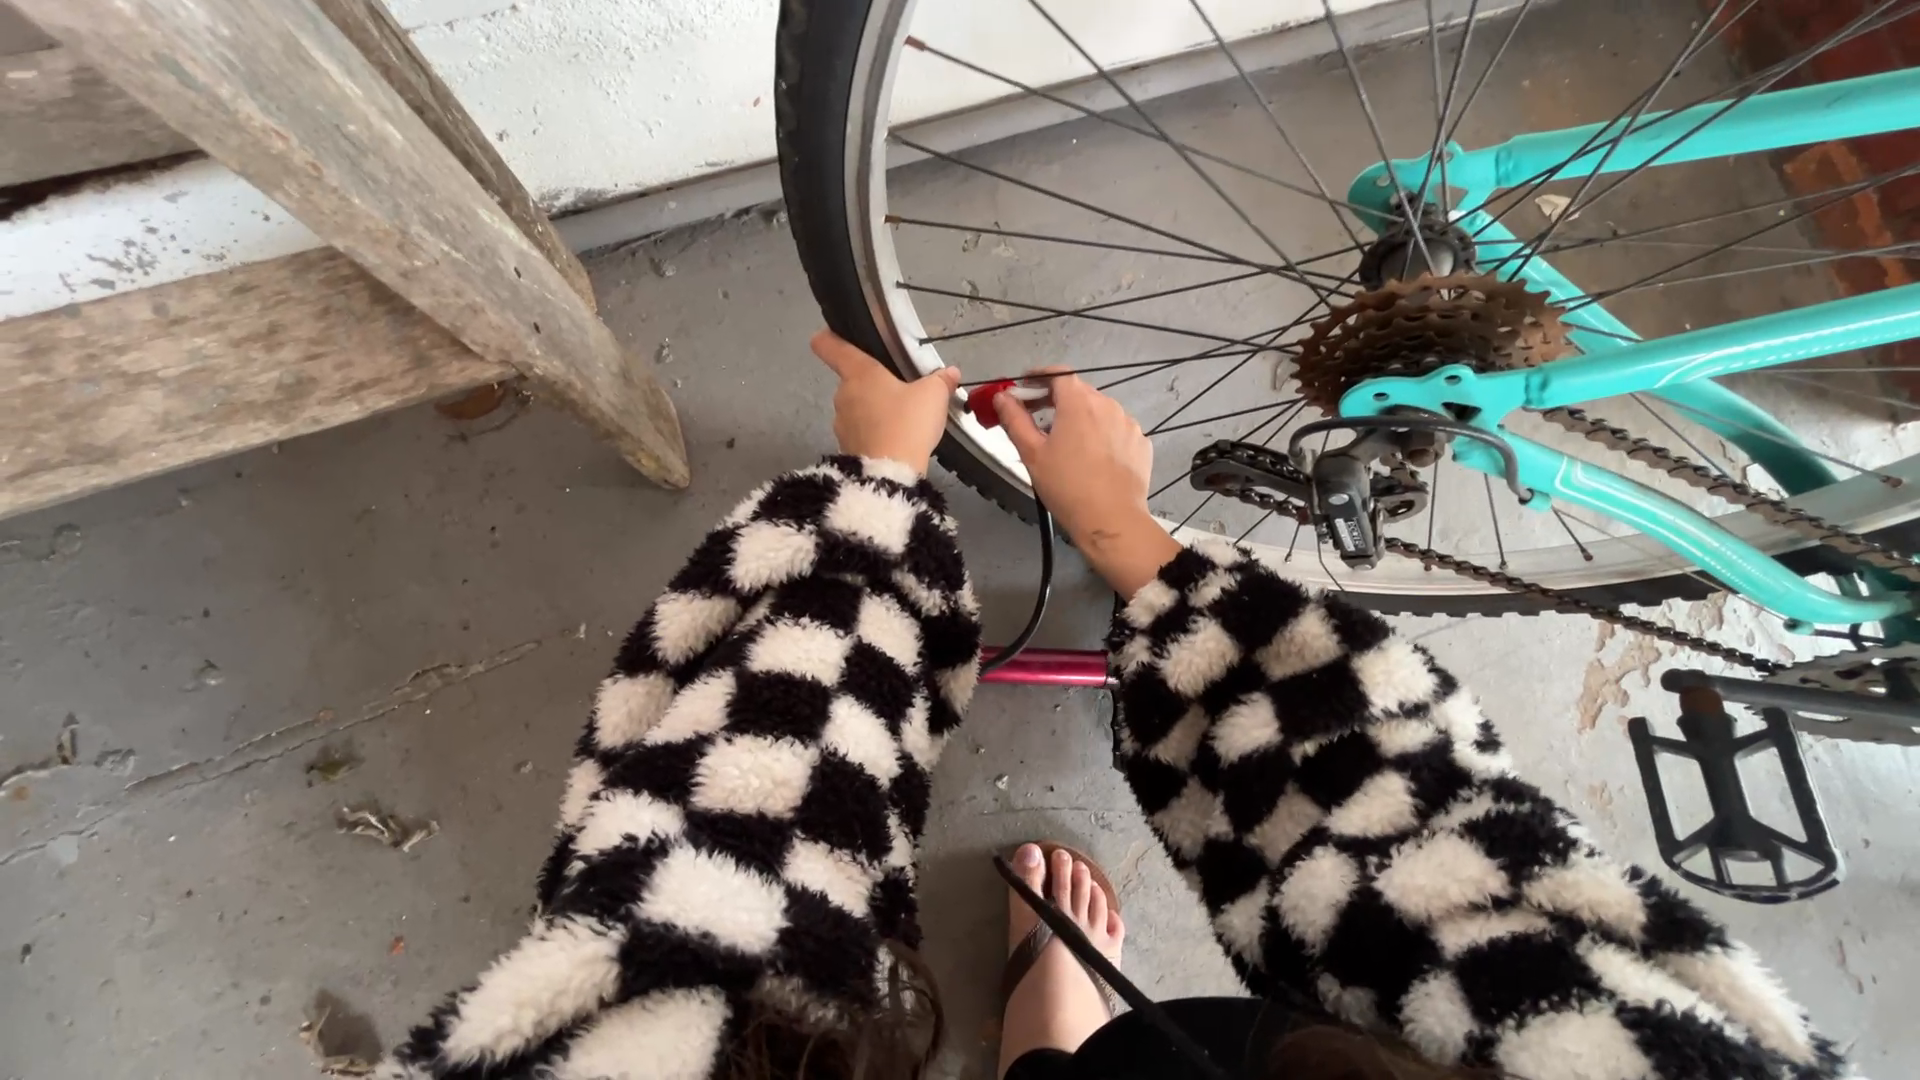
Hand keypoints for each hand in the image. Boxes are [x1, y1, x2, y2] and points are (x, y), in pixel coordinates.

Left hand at [812, 330, 959, 474]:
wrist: (890, 475)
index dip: (829, 338)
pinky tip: (895, 443)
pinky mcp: (846, 449)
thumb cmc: (908, 424)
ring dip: (873, 413)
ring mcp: (841, 424)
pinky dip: (874, 436)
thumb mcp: (933, 396)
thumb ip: (940, 381)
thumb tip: (950, 373)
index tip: (831, 336)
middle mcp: (843, 395)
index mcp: (859, 373)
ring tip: (901, 423)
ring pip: (856, 410)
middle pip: (851, 382)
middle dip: (872, 386)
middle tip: (899, 394)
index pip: (831, 347)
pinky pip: (860, 434)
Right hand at [994, 370, 1181, 595]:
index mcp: (1078, 403)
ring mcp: (1129, 424)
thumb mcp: (1032, 454)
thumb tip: (1002, 398)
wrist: (1111, 521)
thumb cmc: (1067, 488)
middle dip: (1057, 400)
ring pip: (1099, 411)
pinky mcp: (1141, 443)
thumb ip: (1015, 419)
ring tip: (1067, 445)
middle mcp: (1107, 405)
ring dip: (1081, 419)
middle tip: (1039, 420)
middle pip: (1079, 392)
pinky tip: (1093, 460)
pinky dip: (1102, 436)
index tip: (1025, 387)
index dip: (1038, 377)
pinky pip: (1117, 431)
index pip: (1058, 374)